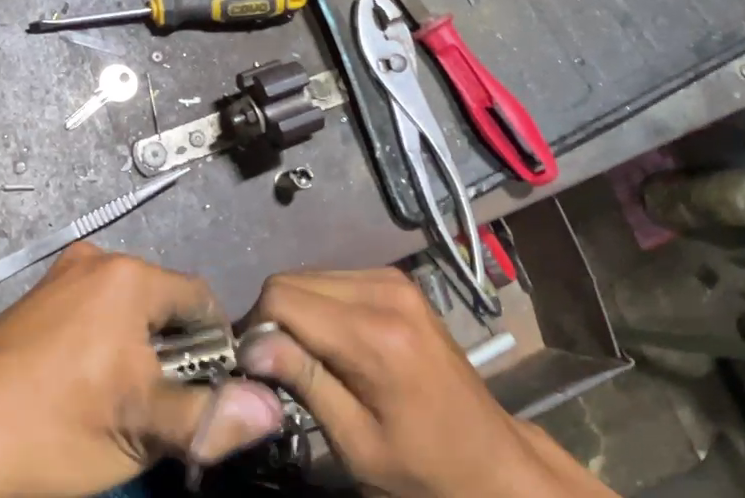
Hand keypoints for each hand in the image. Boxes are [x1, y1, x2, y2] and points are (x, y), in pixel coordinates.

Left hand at [0, 244, 285, 497]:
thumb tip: (270, 406)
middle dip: (172, 354)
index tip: (210, 393)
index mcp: (127, 277)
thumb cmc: (51, 428)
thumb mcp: (140, 430)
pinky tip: (83, 393)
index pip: (201, 301)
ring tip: (119, 407)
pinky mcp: (32, 302)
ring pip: (124, 314)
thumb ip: (210, 416)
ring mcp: (58, 280)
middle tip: (160, 409)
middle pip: (161, 305)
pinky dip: (100, 348)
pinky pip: (88, 316)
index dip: (216, 349)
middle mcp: (94, 263)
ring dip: (136, 354)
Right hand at [238, 268, 614, 497]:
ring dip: (294, 313)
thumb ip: (305, 383)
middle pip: (290, 281)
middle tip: (277, 369)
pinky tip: (329, 343)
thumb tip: (250, 346)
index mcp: (376, 333)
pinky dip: (316, 307)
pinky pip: (330, 279)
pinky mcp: (396, 281)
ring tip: (304, 359)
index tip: (257, 370)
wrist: (494, 464)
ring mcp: (393, 280)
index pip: (281, 298)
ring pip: (306, 276)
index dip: (257, 331)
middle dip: (273, 321)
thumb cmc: (425, 469)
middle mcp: (384, 291)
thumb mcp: (358, 444)